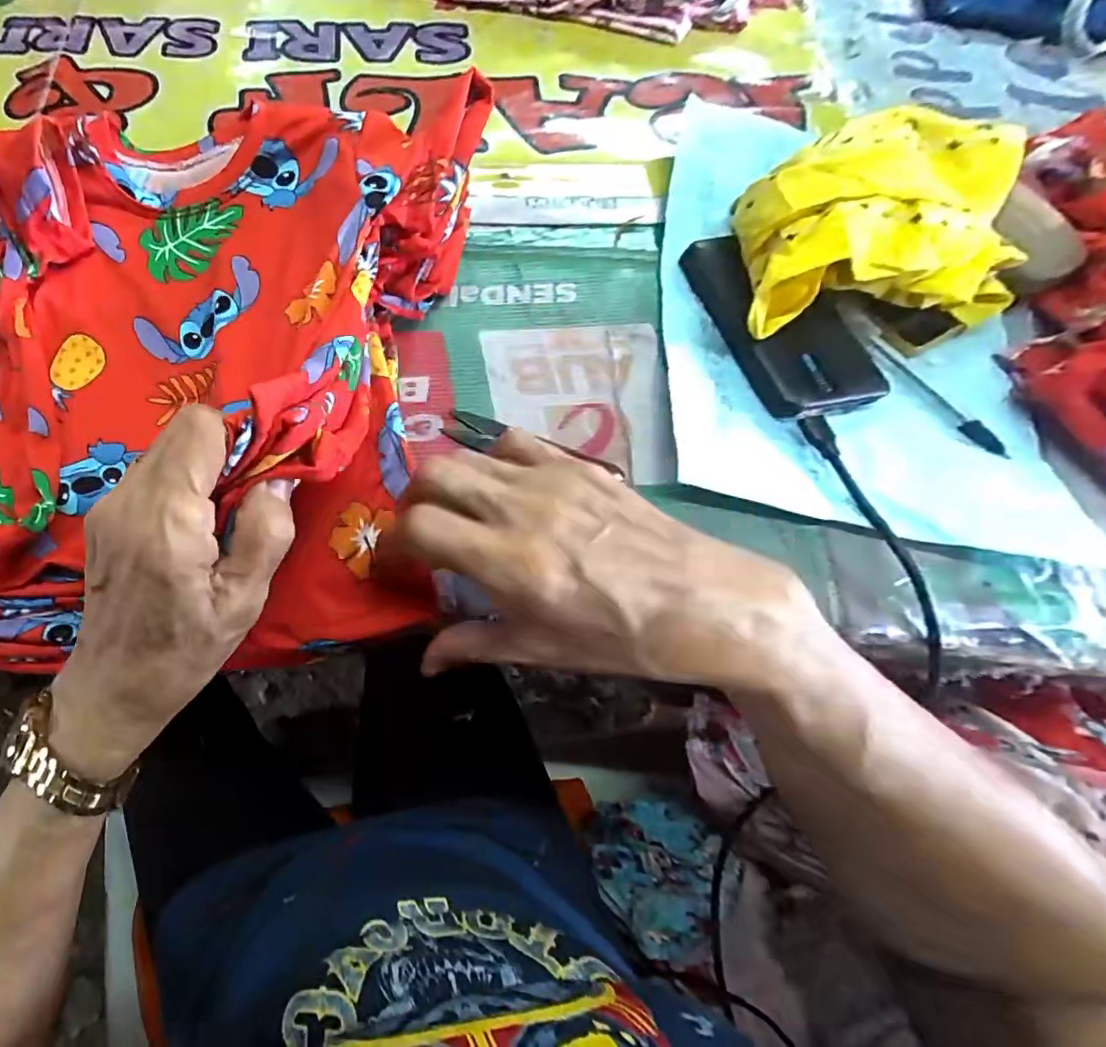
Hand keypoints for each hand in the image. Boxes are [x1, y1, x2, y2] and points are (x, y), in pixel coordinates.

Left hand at [47, 406, 295, 780]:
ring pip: (164, 448)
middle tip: (239, 501)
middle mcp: (130, 498)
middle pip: (181, 429)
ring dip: (197, 469)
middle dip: (221, 452)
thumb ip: (266, 531)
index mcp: (168, 517)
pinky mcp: (101, 514)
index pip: (201, 425)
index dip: (239, 438)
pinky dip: (174, 484)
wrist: (113, 685)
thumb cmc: (184, 651)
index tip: (258, 476)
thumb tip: (276, 480)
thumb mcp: (244, 601)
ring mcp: (108, 503)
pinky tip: (182, 531)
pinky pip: (147, 473)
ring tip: (211, 521)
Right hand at [385, 430, 830, 696]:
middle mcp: (519, 509)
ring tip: (454, 510)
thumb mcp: (542, 650)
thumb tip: (425, 661)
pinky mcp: (577, 466)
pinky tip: (501, 487)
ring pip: (464, 454)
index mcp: (508, 561)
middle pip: (430, 476)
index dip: (390, 546)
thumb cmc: (623, 637)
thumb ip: (472, 645)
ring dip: (443, 481)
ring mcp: (550, 479)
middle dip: (408, 503)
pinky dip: (488, 459)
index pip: (417, 528)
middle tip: (419, 533)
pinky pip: (511, 443)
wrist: (714, 603)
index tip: (394, 565)